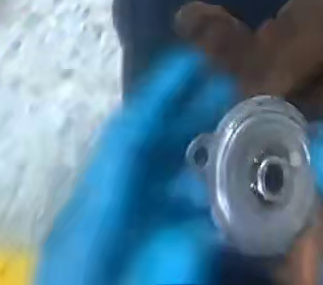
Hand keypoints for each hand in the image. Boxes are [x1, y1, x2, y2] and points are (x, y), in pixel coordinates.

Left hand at [38, 50, 236, 284]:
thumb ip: (156, 272)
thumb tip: (200, 220)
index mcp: (86, 226)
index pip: (125, 141)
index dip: (160, 94)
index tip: (200, 60)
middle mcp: (93, 219)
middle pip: (140, 148)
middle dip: (186, 113)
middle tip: (237, 90)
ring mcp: (103, 239)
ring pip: (150, 176)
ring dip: (192, 149)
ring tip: (237, 136)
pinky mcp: (114, 257)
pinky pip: (154, 208)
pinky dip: (187, 191)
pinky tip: (218, 198)